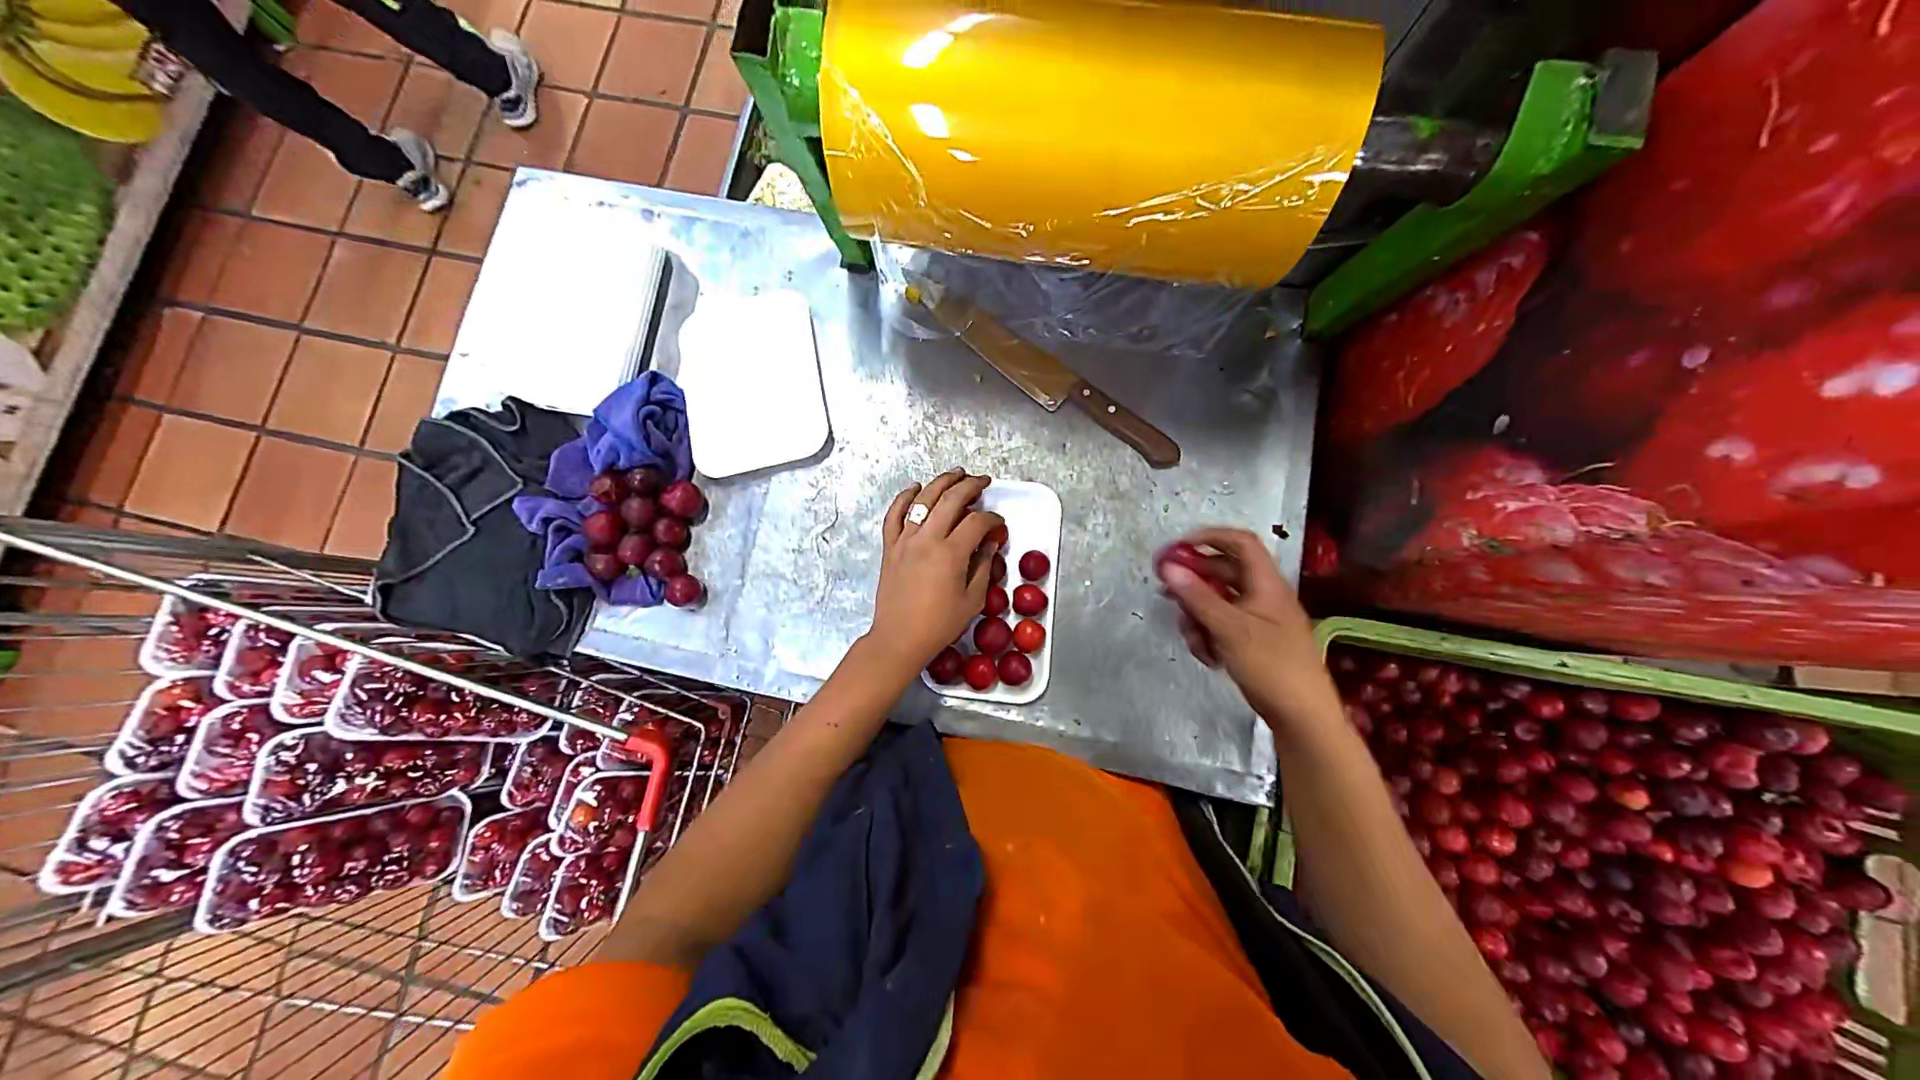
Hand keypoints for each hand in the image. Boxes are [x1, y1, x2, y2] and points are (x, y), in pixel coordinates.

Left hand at [868, 470, 1004, 670]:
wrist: (899, 639)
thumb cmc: (938, 625)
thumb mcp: (972, 600)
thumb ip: (983, 567)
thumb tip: (989, 544)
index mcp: (951, 554)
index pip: (976, 522)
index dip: (992, 519)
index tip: (999, 524)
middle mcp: (927, 540)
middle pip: (951, 500)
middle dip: (970, 486)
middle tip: (982, 481)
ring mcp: (905, 541)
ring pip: (923, 500)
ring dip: (941, 483)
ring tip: (955, 474)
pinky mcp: (890, 547)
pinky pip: (894, 515)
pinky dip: (904, 498)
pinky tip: (915, 488)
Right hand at [1157, 528, 1340, 736]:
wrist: (1302, 715)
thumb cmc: (1271, 666)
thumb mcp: (1229, 629)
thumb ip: (1197, 596)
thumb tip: (1168, 566)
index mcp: (1266, 583)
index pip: (1239, 542)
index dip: (1208, 537)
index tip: (1177, 549)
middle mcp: (1263, 595)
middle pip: (1223, 573)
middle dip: (1194, 582)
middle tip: (1166, 592)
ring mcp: (1259, 619)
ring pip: (1218, 602)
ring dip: (1198, 615)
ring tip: (1193, 637)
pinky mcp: (1253, 642)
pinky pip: (1223, 625)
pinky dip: (1209, 634)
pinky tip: (1207, 655)